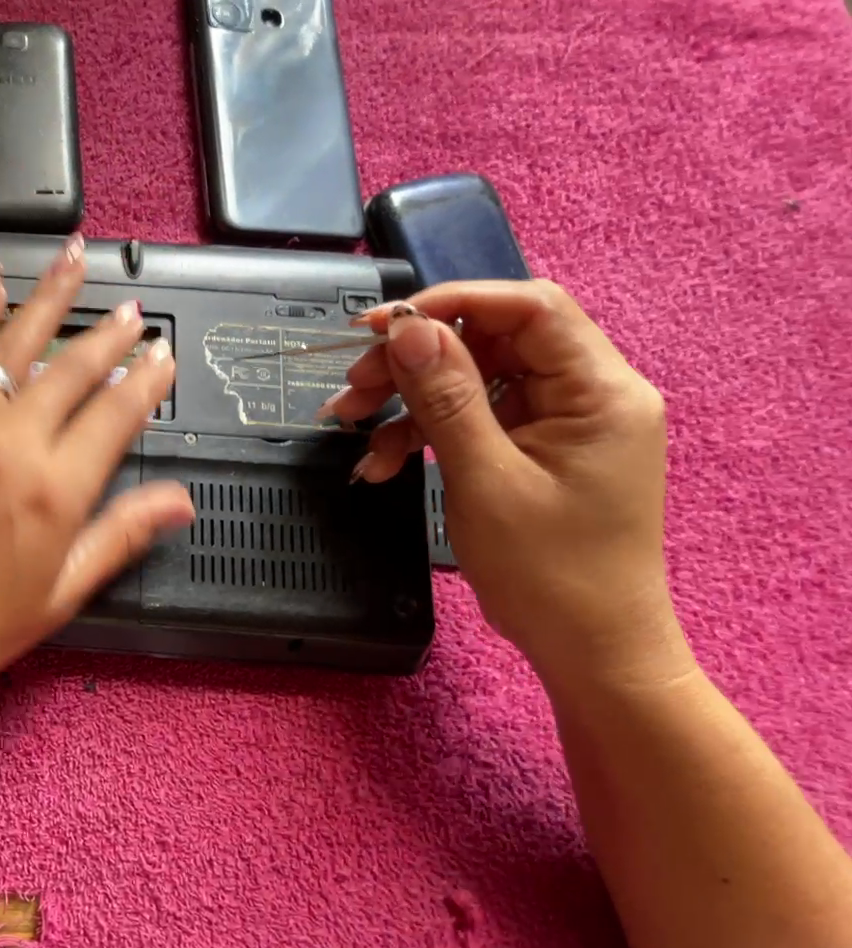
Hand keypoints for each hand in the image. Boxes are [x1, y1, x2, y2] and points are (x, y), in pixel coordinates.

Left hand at [0, 236, 191, 706]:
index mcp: (55, 491)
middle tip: (133, 310)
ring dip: (50, 299)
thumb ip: (120, 536)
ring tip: (75, 259)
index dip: (147, 382)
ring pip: (15, 345)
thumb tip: (179, 502)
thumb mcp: (60, 592)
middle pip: (73, 370)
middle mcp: (11, 445)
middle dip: (109, 335)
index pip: (117, 415)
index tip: (164, 357)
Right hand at [325, 281, 691, 687]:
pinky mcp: (530, 449)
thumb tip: (410, 330)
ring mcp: (555, 422)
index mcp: (598, 390)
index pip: (527, 309)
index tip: (378, 327)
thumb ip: (447, 398)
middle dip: (413, 362)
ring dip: (405, 401)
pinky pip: (466, 421)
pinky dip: (419, 435)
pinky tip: (380, 464)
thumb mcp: (486, 478)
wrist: (585, 642)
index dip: (450, 305)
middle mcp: (583, 393)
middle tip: (350, 388)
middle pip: (488, 344)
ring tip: (349, 424)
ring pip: (468, 382)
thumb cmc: (548, 567)